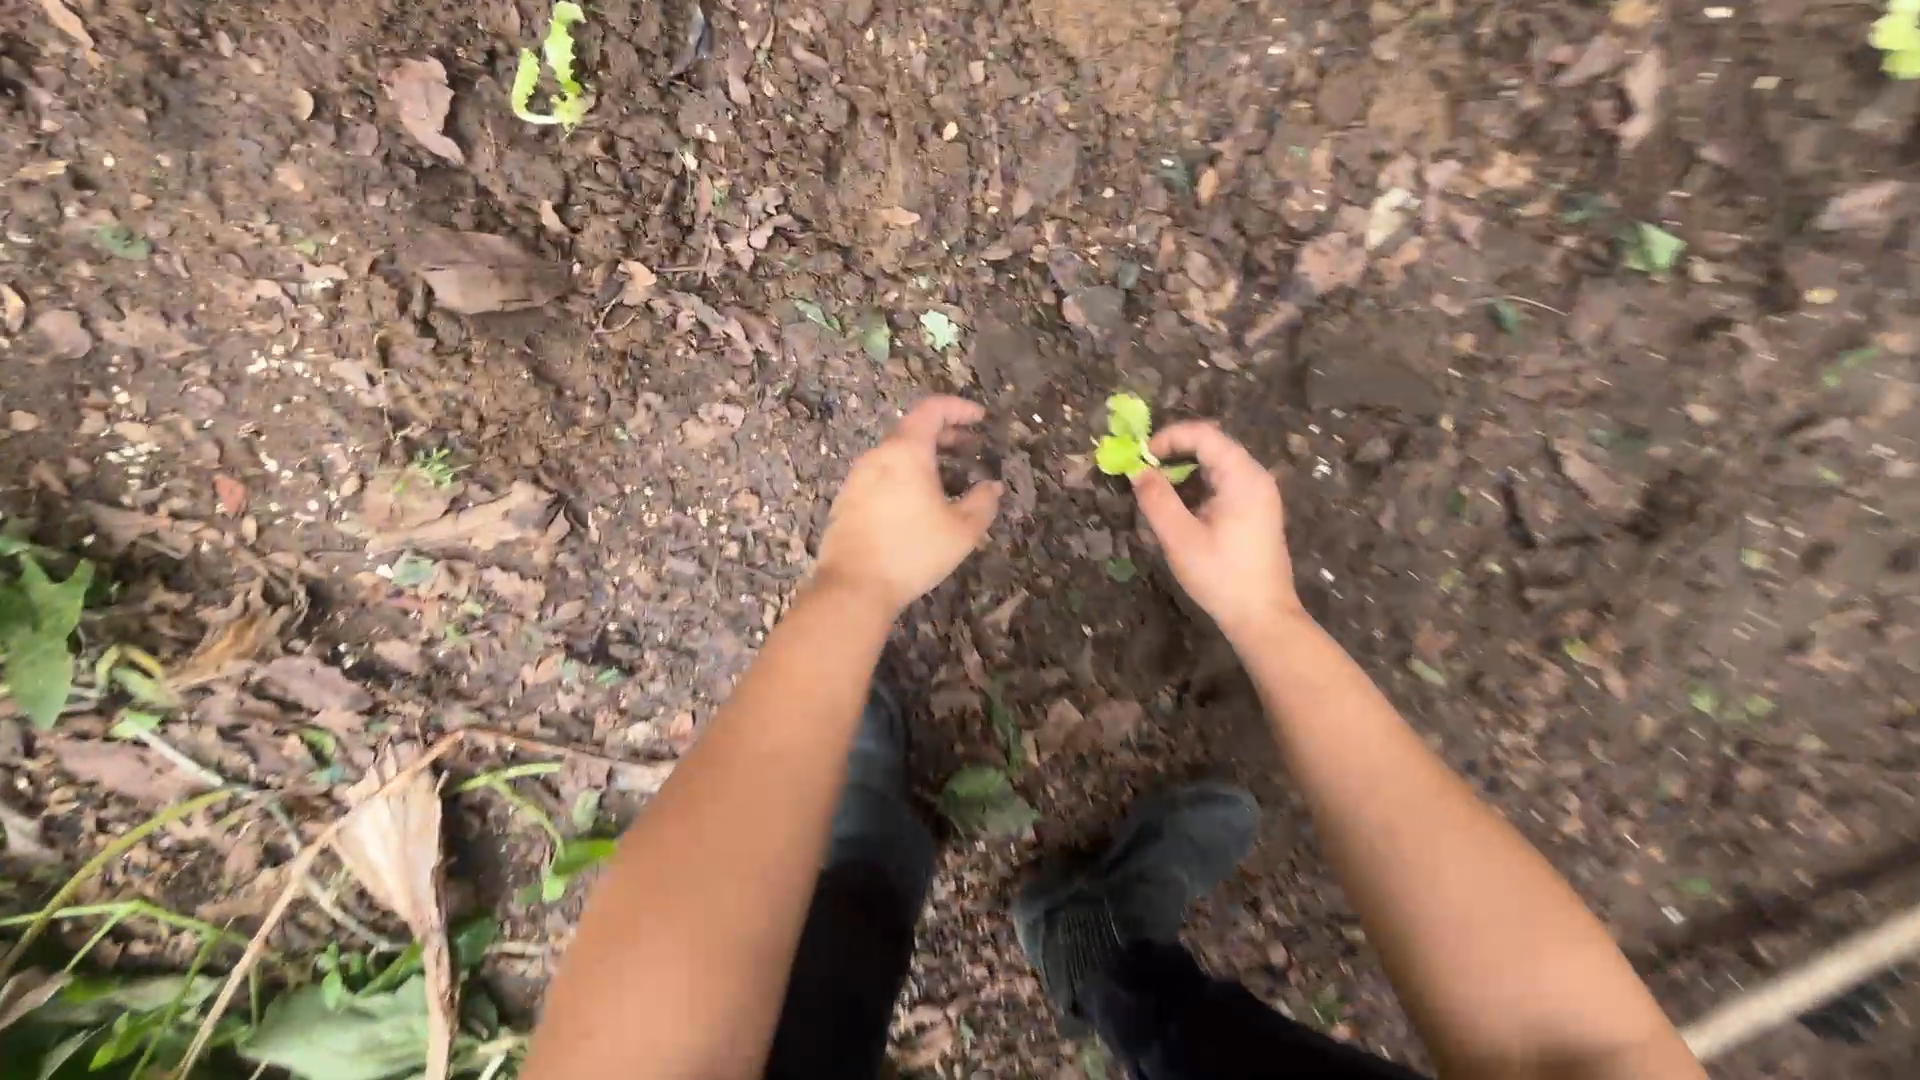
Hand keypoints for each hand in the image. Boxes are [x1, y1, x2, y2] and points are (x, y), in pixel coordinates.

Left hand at [813, 396, 1001, 614]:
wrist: (854, 586)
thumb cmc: (913, 551)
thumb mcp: (962, 531)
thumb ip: (983, 503)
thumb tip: (992, 487)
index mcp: (906, 452)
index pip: (932, 410)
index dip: (959, 408)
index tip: (980, 418)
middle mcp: (878, 456)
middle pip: (913, 430)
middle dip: (945, 434)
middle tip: (970, 447)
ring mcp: (857, 478)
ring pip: (895, 455)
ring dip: (924, 457)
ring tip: (947, 477)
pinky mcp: (846, 500)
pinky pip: (880, 475)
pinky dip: (904, 476)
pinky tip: (917, 502)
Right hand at [1130, 421, 1302, 641]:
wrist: (1262, 616)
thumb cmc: (1221, 576)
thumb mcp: (1180, 538)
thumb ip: (1156, 499)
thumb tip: (1138, 471)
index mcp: (1243, 477)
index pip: (1204, 435)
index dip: (1169, 438)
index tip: (1141, 457)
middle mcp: (1255, 478)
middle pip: (1211, 446)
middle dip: (1174, 454)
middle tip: (1143, 473)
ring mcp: (1258, 495)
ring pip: (1216, 466)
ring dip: (1183, 472)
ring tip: (1156, 492)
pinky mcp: (1255, 511)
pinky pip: (1222, 484)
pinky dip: (1197, 487)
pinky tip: (1179, 510)